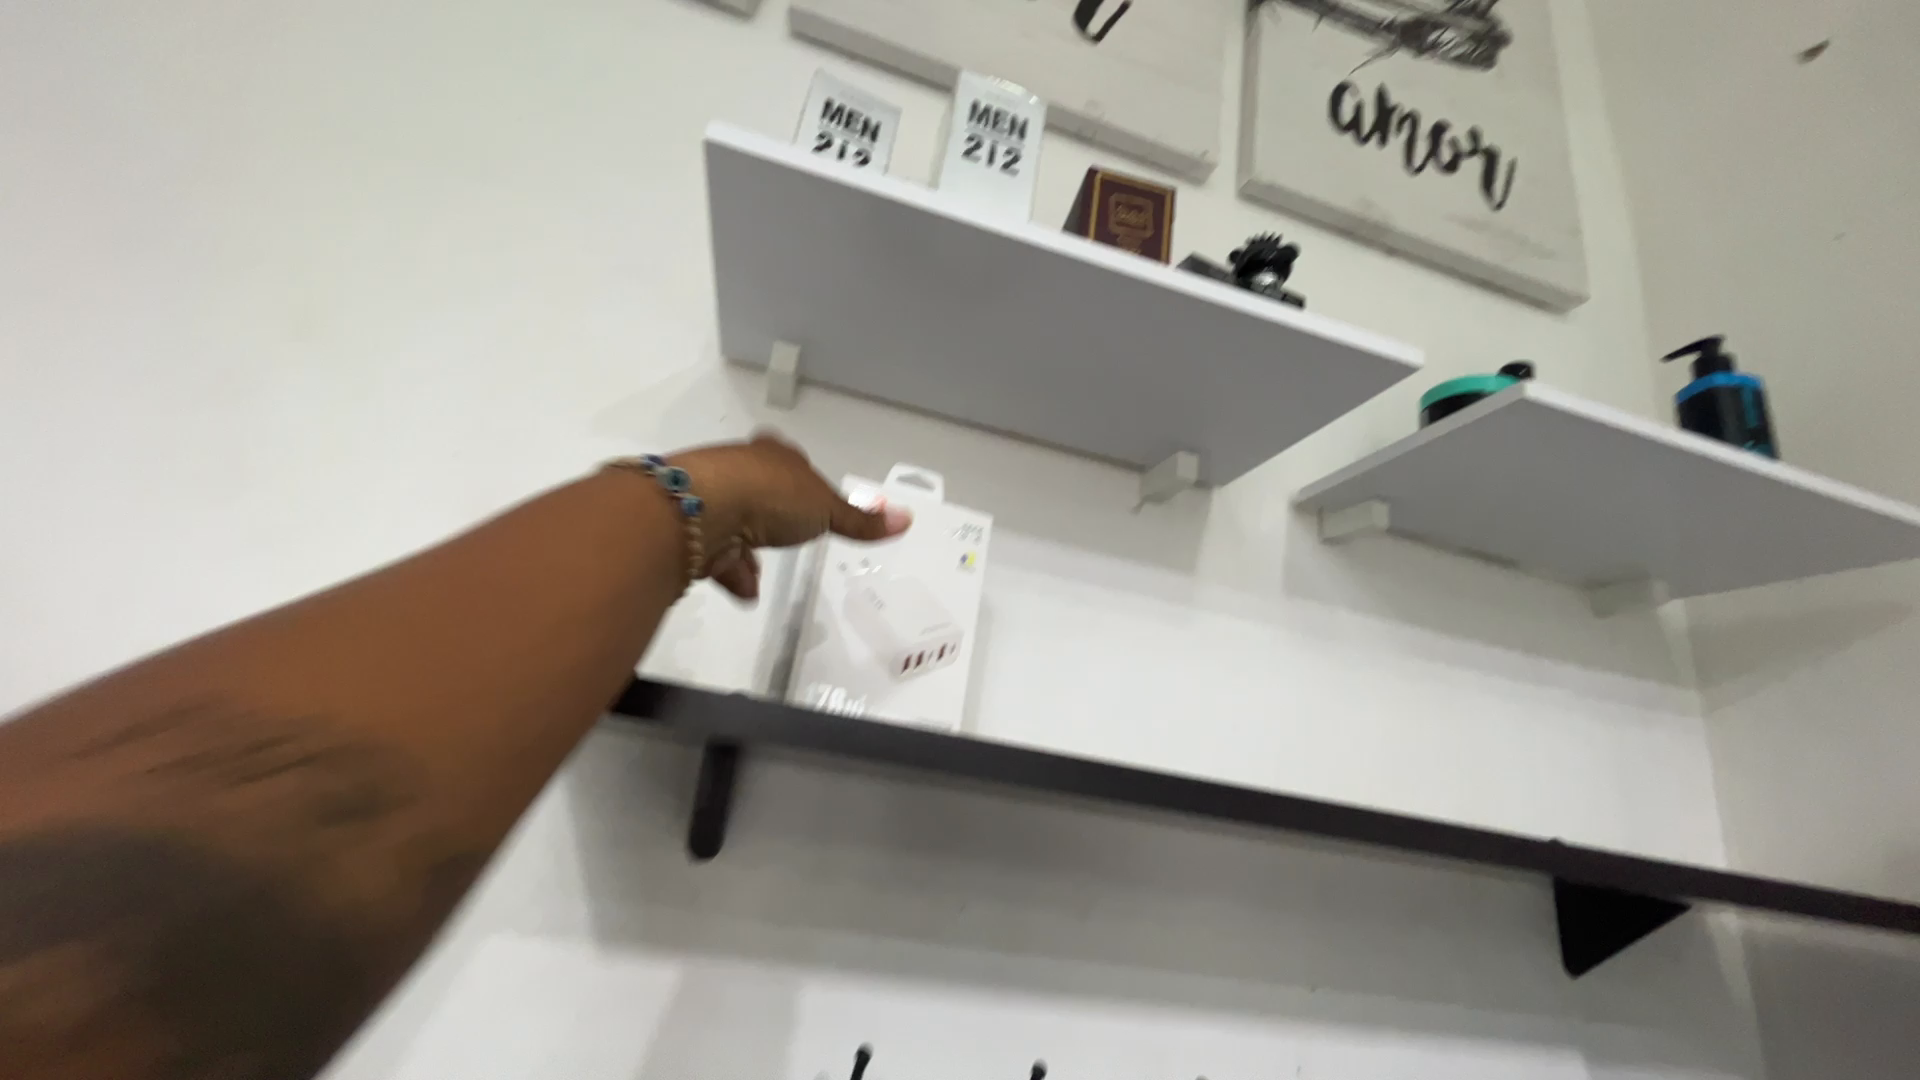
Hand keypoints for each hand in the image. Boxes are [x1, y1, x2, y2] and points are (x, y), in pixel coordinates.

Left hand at [667, 433, 912, 599]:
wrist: (703, 508)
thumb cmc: (773, 496)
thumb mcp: (826, 509)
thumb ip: (861, 520)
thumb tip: (907, 519)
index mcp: (774, 454)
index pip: (790, 463)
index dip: (800, 484)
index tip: (809, 505)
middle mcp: (739, 467)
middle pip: (761, 494)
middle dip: (774, 523)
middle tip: (788, 542)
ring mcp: (711, 495)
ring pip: (735, 525)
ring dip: (749, 555)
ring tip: (759, 580)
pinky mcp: (689, 526)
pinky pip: (714, 552)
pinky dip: (732, 571)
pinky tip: (746, 590)